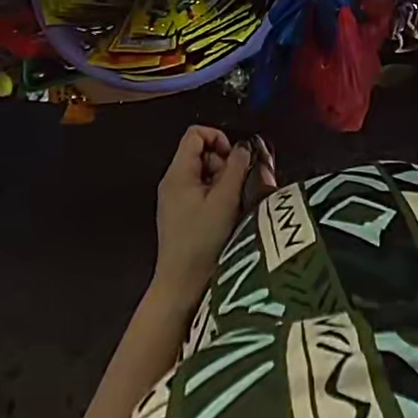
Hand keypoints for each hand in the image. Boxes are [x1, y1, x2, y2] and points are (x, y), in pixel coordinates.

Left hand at [152, 127, 266, 305]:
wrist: (182, 283)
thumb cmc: (202, 241)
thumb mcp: (225, 199)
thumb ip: (237, 167)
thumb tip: (244, 147)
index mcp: (178, 173)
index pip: (195, 134)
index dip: (218, 138)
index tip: (235, 158)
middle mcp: (172, 181)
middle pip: (201, 153)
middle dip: (223, 163)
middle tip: (235, 186)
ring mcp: (174, 198)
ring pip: (203, 173)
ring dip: (222, 182)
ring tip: (232, 203)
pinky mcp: (180, 214)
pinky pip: (200, 192)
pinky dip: (216, 196)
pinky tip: (225, 215)